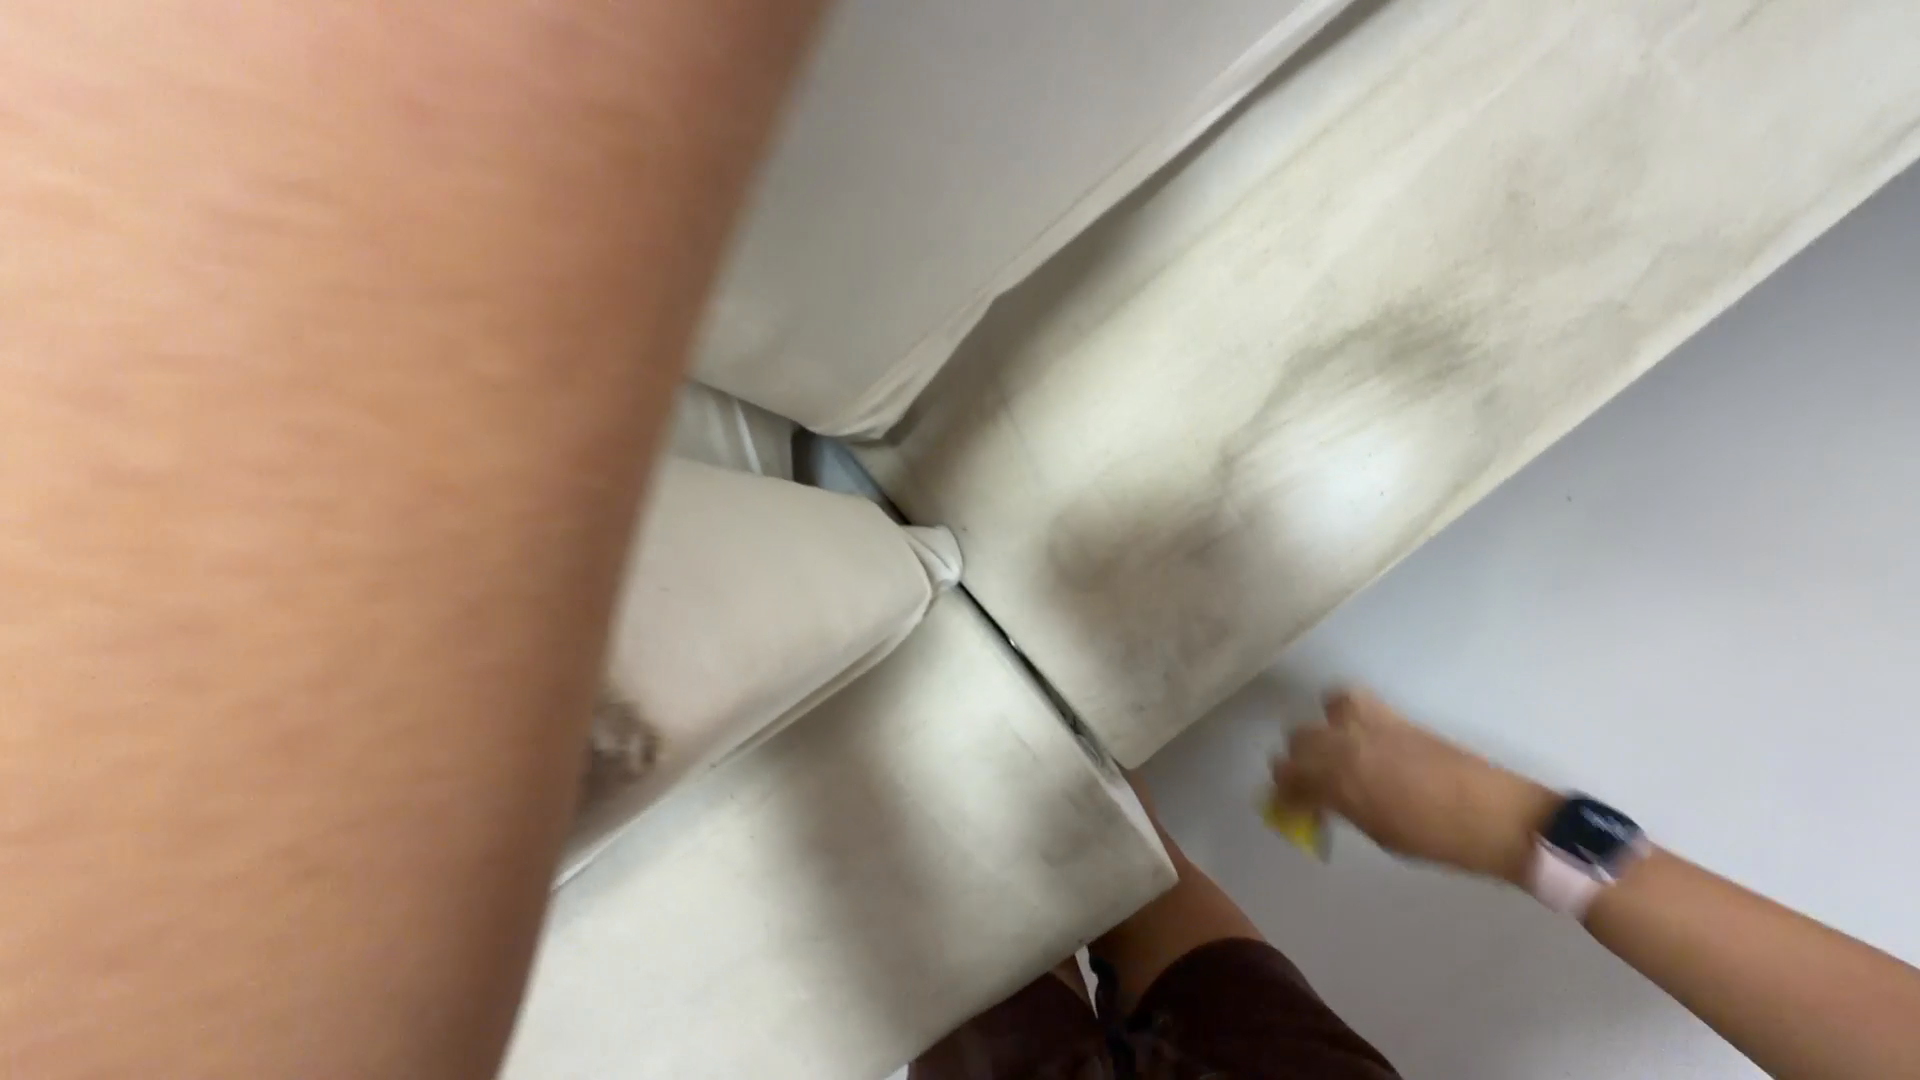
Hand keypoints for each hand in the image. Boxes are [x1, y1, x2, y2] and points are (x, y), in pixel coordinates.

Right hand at [1273, 688, 1559, 884]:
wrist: (1499, 818)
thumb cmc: (1437, 840)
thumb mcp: (1378, 832)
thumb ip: (1341, 808)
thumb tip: (1320, 802)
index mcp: (1339, 781)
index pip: (1287, 776)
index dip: (1285, 794)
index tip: (1293, 807)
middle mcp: (1346, 745)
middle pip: (1298, 741)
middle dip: (1299, 764)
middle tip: (1313, 785)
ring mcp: (1370, 725)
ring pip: (1323, 711)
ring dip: (1323, 731)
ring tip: (1336, 751)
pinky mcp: (1394, 715)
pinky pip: (1353, 700)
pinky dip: (1347, 713)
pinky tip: (1361, 734)